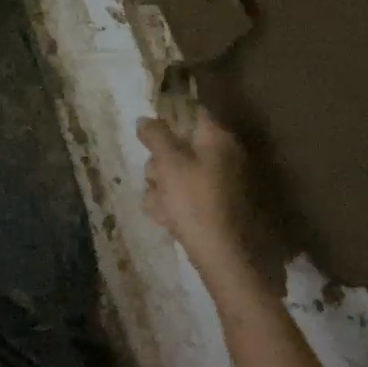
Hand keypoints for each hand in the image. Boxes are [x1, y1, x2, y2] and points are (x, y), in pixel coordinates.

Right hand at [138, 110, 250, 263]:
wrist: (223, 253)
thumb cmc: (195, 201)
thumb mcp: (170, 163)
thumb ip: (156, 136)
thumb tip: (145, 118)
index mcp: (217, 138)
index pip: (190, 113)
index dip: (166, 121)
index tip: (147, 137)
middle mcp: (221, 155)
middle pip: (177, 147)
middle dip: (158, 165)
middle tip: (156, 179)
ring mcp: (218, 182)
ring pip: (175, 175)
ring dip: (160, 190)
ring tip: (162, 207)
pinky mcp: (211, 206)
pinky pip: (182, 197)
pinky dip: (171, 206)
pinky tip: (167, 219)